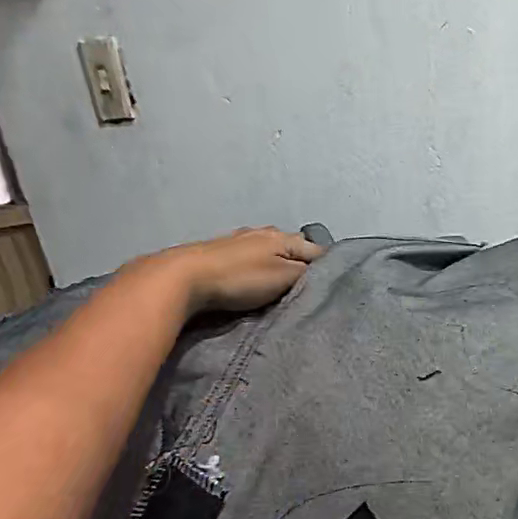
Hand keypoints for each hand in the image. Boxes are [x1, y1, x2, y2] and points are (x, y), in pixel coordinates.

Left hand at [155, 227, 325, 313]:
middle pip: (293, 246)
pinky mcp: (220, 252)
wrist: (185, 277)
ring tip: (284, 282)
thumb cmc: (241, 278)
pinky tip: (256, 275)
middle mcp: (263, 233)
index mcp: (282, 237)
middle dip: (303, 261)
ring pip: (271, 250)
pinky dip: (260, 265)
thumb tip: (324, 270)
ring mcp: (239, 240)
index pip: (317, 249)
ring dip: (279, 262)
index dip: (327, 266)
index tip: (332, 284)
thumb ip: (306, 273)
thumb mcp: (283, 278)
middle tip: (308, 285)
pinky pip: (252, 256)